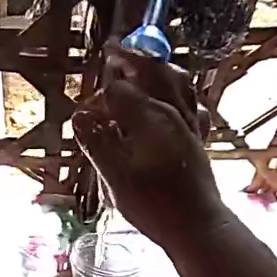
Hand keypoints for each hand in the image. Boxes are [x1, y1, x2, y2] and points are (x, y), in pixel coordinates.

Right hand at [73, 45, 229, 249]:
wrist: (195, 225)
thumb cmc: (153, 203)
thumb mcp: (114, 176)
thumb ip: (96, 143)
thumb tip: (79, 118)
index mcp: (148, 117)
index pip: (117, 92)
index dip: (97, 100)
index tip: (84, 115)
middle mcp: (171, 113)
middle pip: (152, 72)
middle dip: (131, 59)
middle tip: (113, 51)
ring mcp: (188, 125)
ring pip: (177, 81)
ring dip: (159, 68)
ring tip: (146, 64)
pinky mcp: (198, 140)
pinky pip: (193, 105)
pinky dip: (181, 94)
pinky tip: (176, 100)